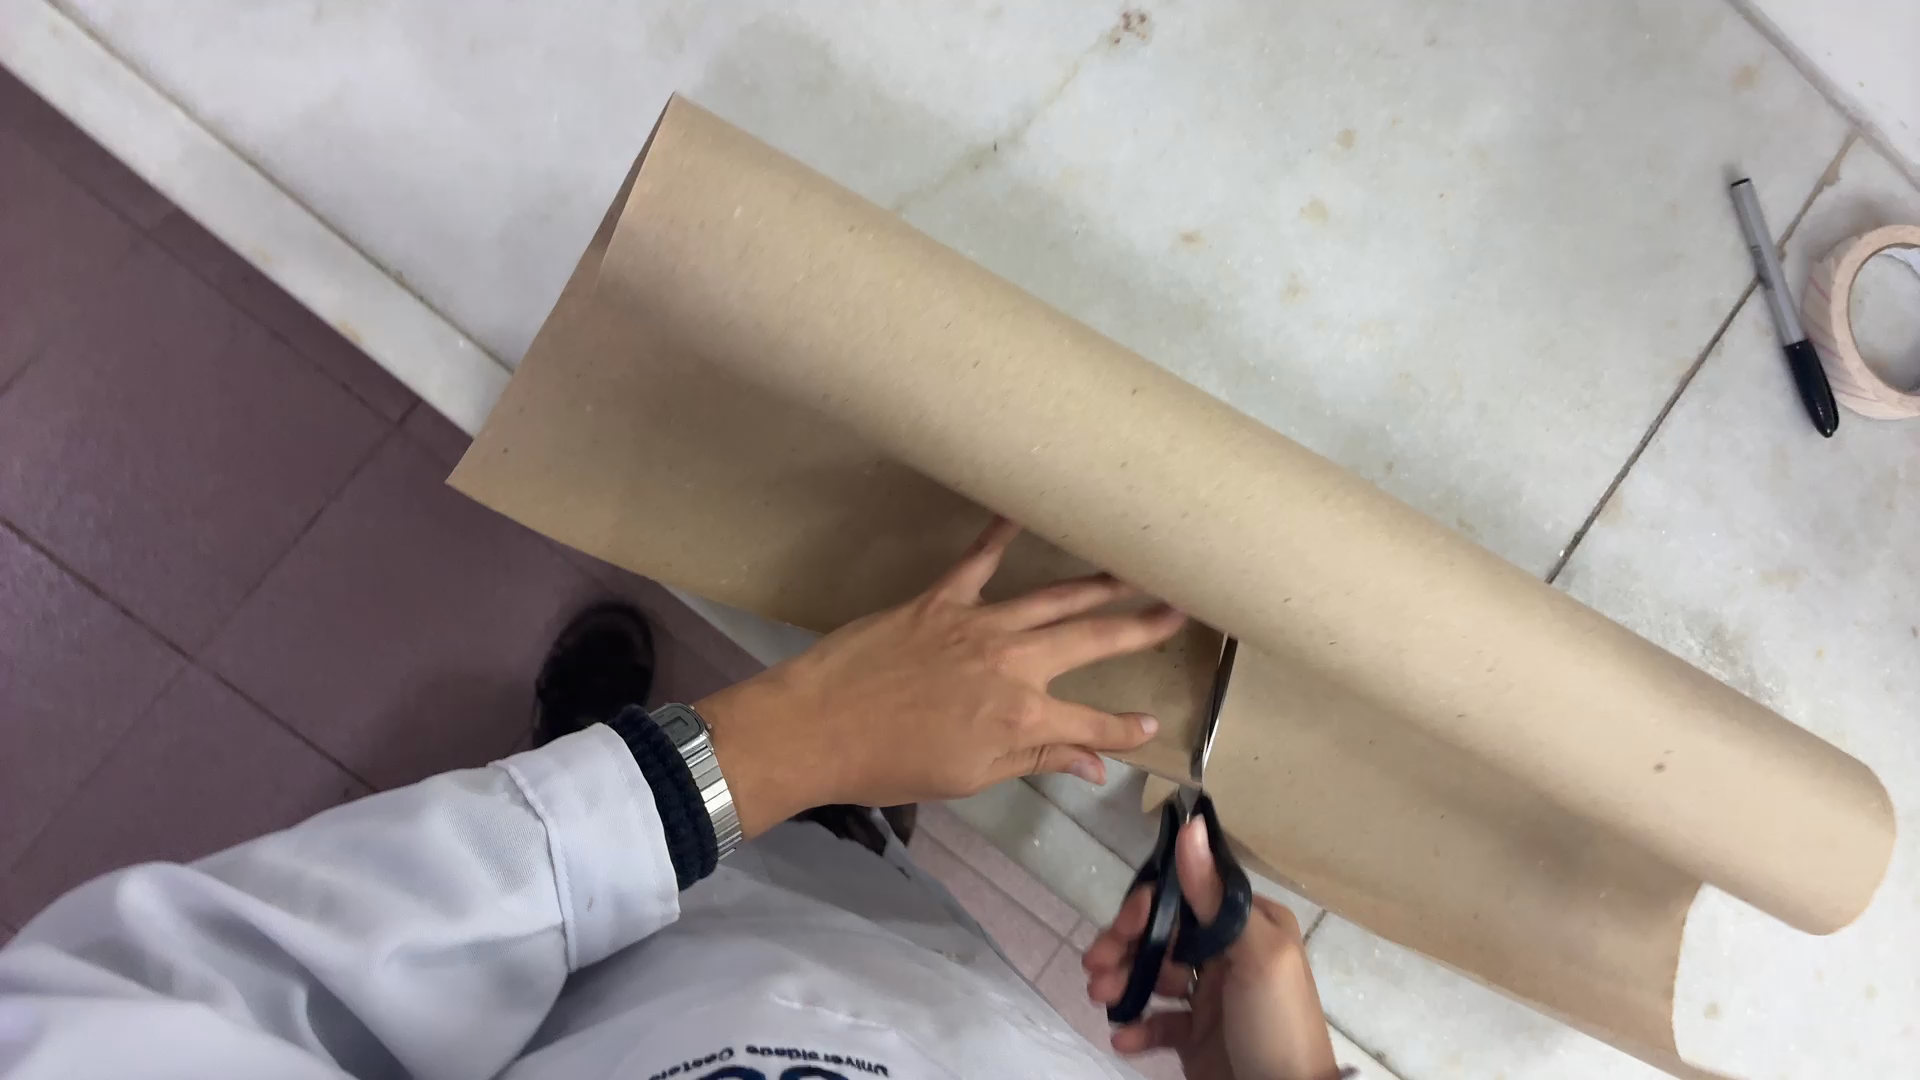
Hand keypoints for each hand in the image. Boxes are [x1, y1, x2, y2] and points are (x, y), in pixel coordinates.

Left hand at [695, 518, 1187, 836]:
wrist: (817, 728)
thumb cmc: (892, 765)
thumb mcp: (970, 778)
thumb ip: (1036, 763)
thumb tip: (1094, 767)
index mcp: (1023, 719)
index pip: (1092, 724)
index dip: (1125, 728)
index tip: (1153, 724)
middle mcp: (1014, 664)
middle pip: (1091, 641)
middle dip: (1140, 627)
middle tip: (1178, 609)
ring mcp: (979, 624)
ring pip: (1052, 598)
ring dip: (1097, 584)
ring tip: (1132, 569)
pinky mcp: (941, 599)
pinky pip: (978, 561)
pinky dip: (999, 534)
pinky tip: (1022, 510)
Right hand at [1084, 817, 1340, 1079]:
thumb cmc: (1276, 1024)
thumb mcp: (1254, 954)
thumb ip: (1213, 893)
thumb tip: (1192, 824)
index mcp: (1248, 926)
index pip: (1185, 898)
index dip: (1147, 906)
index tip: (1123, 924)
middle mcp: (1227, 954)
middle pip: (1161, 934)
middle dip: (1123, 945)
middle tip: (1093, 964)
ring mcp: (1210, 997)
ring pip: (1152, 974)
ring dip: (1120, 982)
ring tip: (1099, 998)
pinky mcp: (1196, 1038)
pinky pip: (1156, 1022)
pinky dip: (1135, 1026)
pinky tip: (1121, 1036)